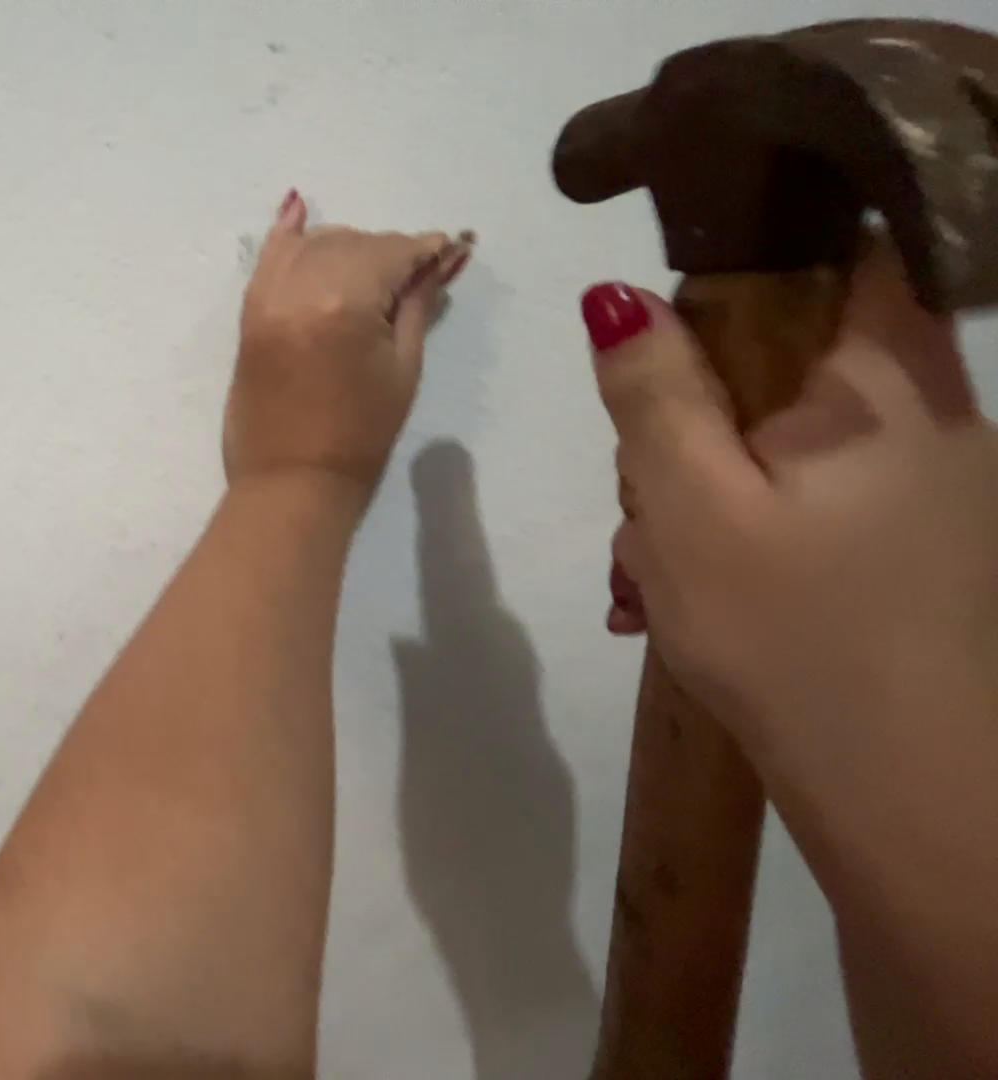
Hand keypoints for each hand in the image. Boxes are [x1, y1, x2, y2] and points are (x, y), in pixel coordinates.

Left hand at [225, 190, 471, 489]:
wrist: (290, 481)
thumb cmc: (359, 435)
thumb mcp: (402, 367)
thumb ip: (415, 304)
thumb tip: (436, 261)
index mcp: (344, 302)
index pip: (391, 252)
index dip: (422, 251)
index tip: (445, 252)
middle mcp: (298, 290)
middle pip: (349, 244)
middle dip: (383, 252)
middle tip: (408, 274)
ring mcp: (266, 303)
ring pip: (310, 247)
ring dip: (342, 247)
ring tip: (366, 270)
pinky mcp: (248, 320)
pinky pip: (265, 265)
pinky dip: (283, 239)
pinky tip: (296, 211)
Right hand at [588, 238, 997, 809]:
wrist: (897, 776)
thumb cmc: (783, 626)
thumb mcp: (687, 504)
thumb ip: (653, 395)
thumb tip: (617, 297)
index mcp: (882, 387)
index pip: (828, 262)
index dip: (736, 277)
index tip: (663, 348)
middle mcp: (923, 414)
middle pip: (779, 357)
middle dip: (688, 410)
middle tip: (647, 490)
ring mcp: (920, 478)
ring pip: (773, 431)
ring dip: (697, 479)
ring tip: (661, 560)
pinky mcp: (904, 531)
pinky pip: (794, 488)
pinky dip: (732, 520)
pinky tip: (692, 581)